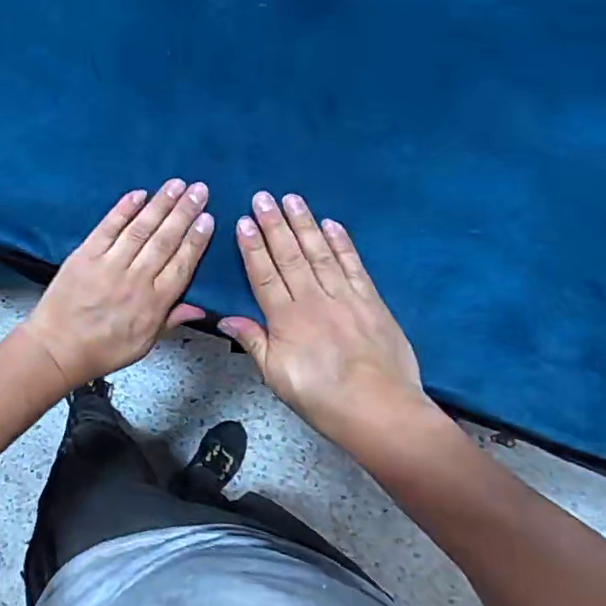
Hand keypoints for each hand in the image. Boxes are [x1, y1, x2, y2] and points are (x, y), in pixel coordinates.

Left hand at [19, 180, 213, 386]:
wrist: (58, 349)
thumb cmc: (101, 350)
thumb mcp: (144, 344)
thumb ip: (171, 320)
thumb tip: (200, 308)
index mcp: (153, 303)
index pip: (182, 264)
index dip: (196, 239)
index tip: (207, 219)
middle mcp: (135, 280)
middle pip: (165, 240)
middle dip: (184, 212)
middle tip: (199, 190)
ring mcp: (109, 265)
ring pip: (140, 229)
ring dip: (160, 204)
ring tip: (176, 185)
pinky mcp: (85, 256)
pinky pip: (108, 228)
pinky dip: (123, 209)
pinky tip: (138, 194)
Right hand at [218, 191, 442, 447]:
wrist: (379, 408)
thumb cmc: (320, 398)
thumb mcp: (276, 376)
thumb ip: (254, 342)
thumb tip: (226, 319)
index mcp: (286, 319)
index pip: (264, 275)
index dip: (253, 247)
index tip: (244, 221)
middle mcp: (313, 300)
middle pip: (290, 256)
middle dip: (275, 224)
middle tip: (264, 196)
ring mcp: (345, 297)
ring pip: (320, 253)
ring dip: (305, 224)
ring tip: (292, 199)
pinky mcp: (371, 301)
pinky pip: (353, 264)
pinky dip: (341, 243)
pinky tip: (332, 224)